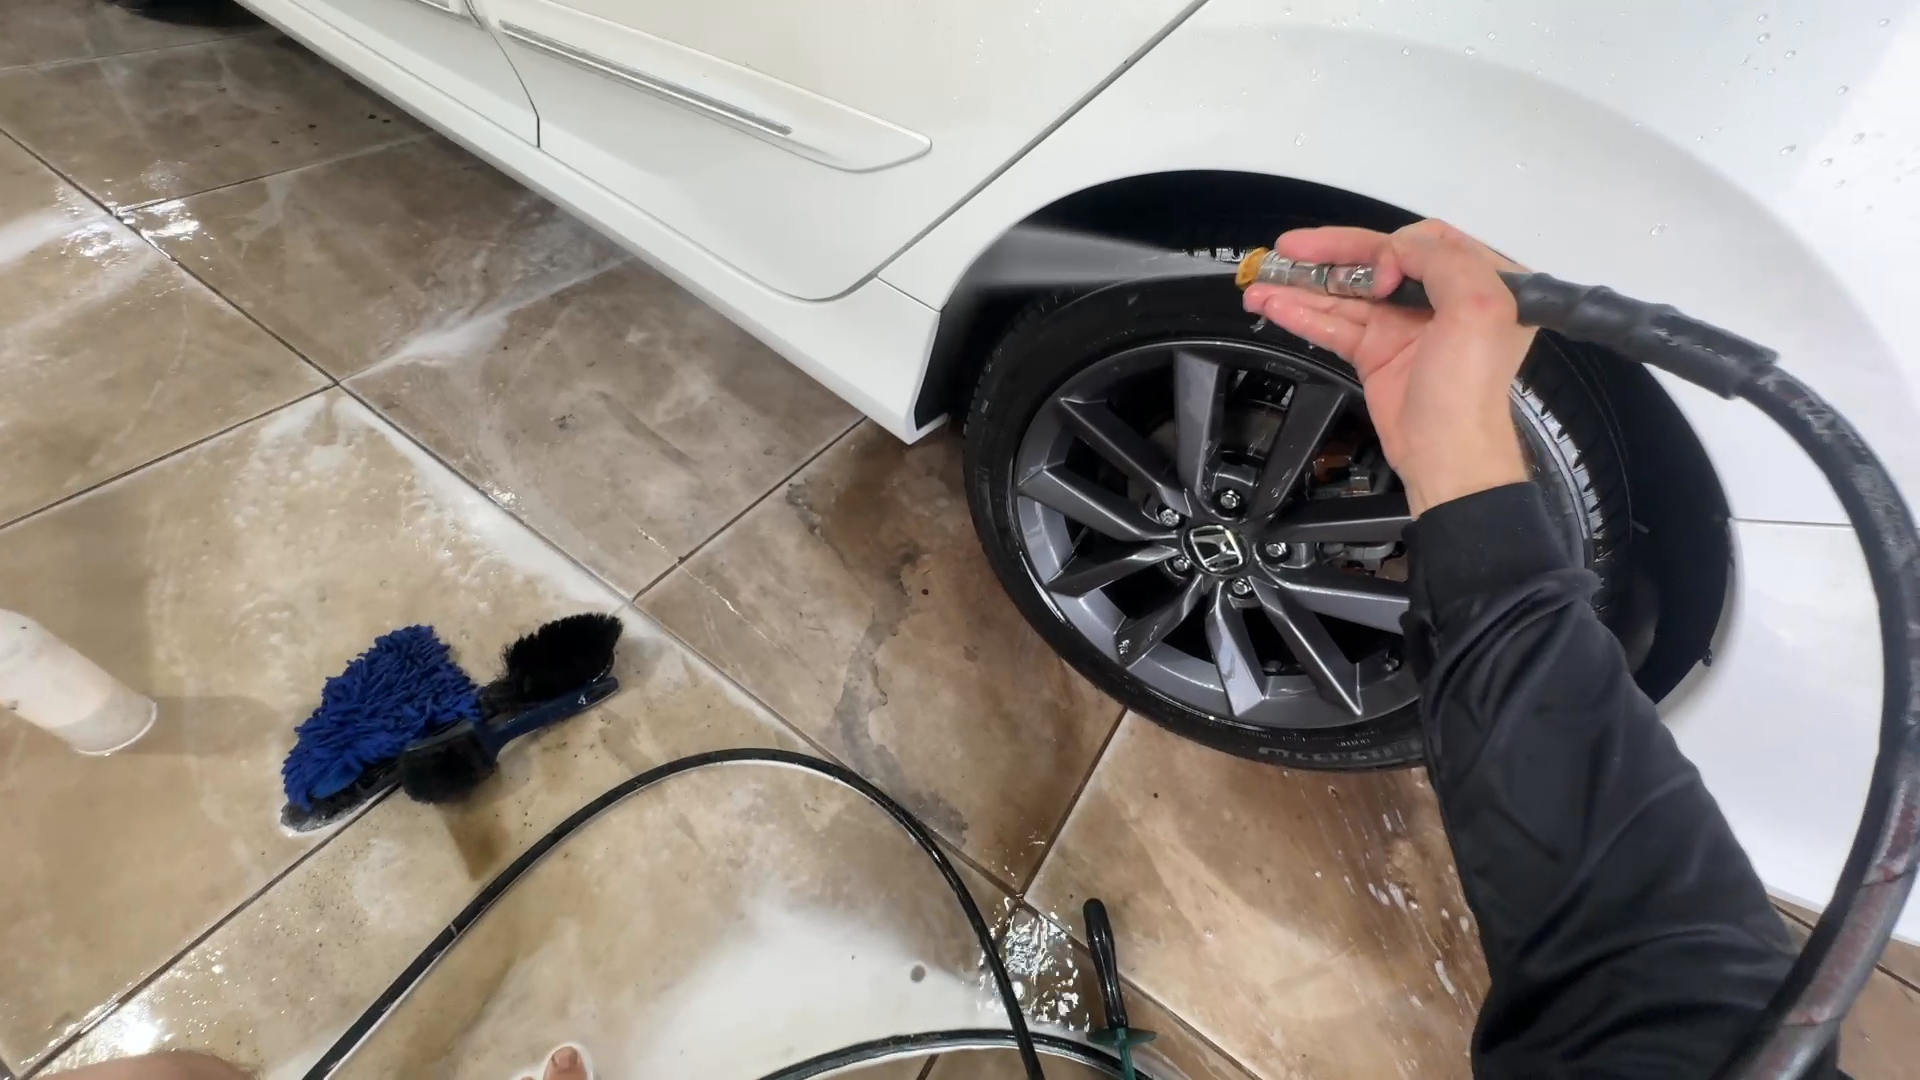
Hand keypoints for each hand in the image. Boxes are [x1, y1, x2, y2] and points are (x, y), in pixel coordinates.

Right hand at [1241, 220, 1534, 516]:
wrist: (1443, 451)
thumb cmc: (1468, 383)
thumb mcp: (1477, 309)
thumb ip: (1442, 262)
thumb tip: (1389, 254)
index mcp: (1478, 279)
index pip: (1425, 241)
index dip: (1389, 248)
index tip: (1375, 275)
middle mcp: (1437, 297)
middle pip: (1375, 264)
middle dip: (1327, 256)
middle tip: (1284, 248)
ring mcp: (1401, 326)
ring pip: (1345, 296)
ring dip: (1301, 288)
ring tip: (1257, 283)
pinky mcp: (1371, 353)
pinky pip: (1334, 326)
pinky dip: (1301, 316)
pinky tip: (1271, 306)